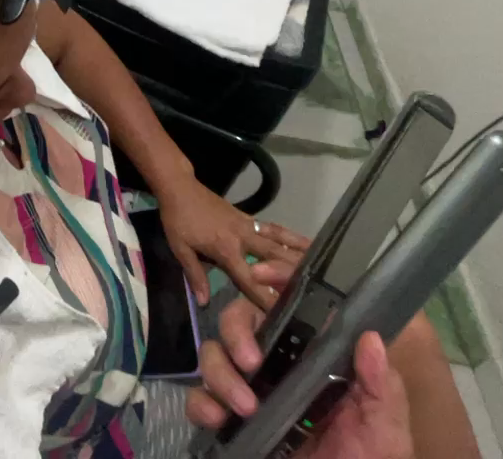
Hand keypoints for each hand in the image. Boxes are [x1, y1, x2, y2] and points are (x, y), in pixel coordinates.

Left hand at [156, 179, 310, 304]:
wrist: (179, 186)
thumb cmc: (178, 218)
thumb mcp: (180, 247)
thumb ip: (195, 275)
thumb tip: (204, 303)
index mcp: (226, 249)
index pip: (251, 280)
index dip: (266, 299)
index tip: (285, 316)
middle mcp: (244, 237)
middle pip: (275, 259)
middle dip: (294, 277)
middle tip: (316, 296)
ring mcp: (248, 225)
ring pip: (280, 241)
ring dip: (301, 253)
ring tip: (325, 267)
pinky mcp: (248, 217)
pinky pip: (273, 230)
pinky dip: (290, 237)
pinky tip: (305, 243)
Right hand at [186, 286, 413, 458]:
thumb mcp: (386, 431)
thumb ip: (383, 388)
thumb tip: (370, 335)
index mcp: (310, 355)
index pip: (284, 305)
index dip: (268, 282)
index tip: (260, 274)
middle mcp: (274, 365)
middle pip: (237, 321)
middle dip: (234, 333)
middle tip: (250, 362)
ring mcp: (248, 390)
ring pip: (212, 354)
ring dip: (219, 372)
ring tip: (245, 406)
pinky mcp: (228, 419)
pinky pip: (199, 398)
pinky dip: (200, 402)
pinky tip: (216, 417)